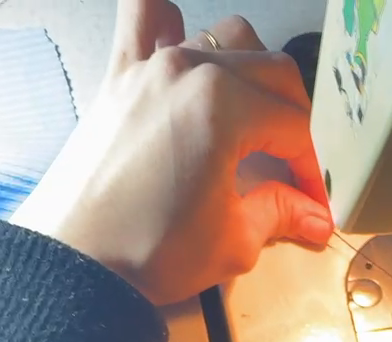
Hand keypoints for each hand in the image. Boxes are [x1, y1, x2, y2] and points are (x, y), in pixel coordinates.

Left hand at [11, 1, 332, 305]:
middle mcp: (188, 70)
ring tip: (253, 116)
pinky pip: (145, 17)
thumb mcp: (233, 243)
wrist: (78, 266)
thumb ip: (280, 214)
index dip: (311, 167)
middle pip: (272, 73)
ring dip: (252, 72)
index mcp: (224, 107)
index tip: (312, 199)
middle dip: (294, 122)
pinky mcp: (119, 78)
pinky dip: (170, 23)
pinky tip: (182, 47)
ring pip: (225, 37)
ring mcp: (149, 66)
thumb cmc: (146, 253)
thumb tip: (313, 215)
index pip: (294, 126)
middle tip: (291, 167)